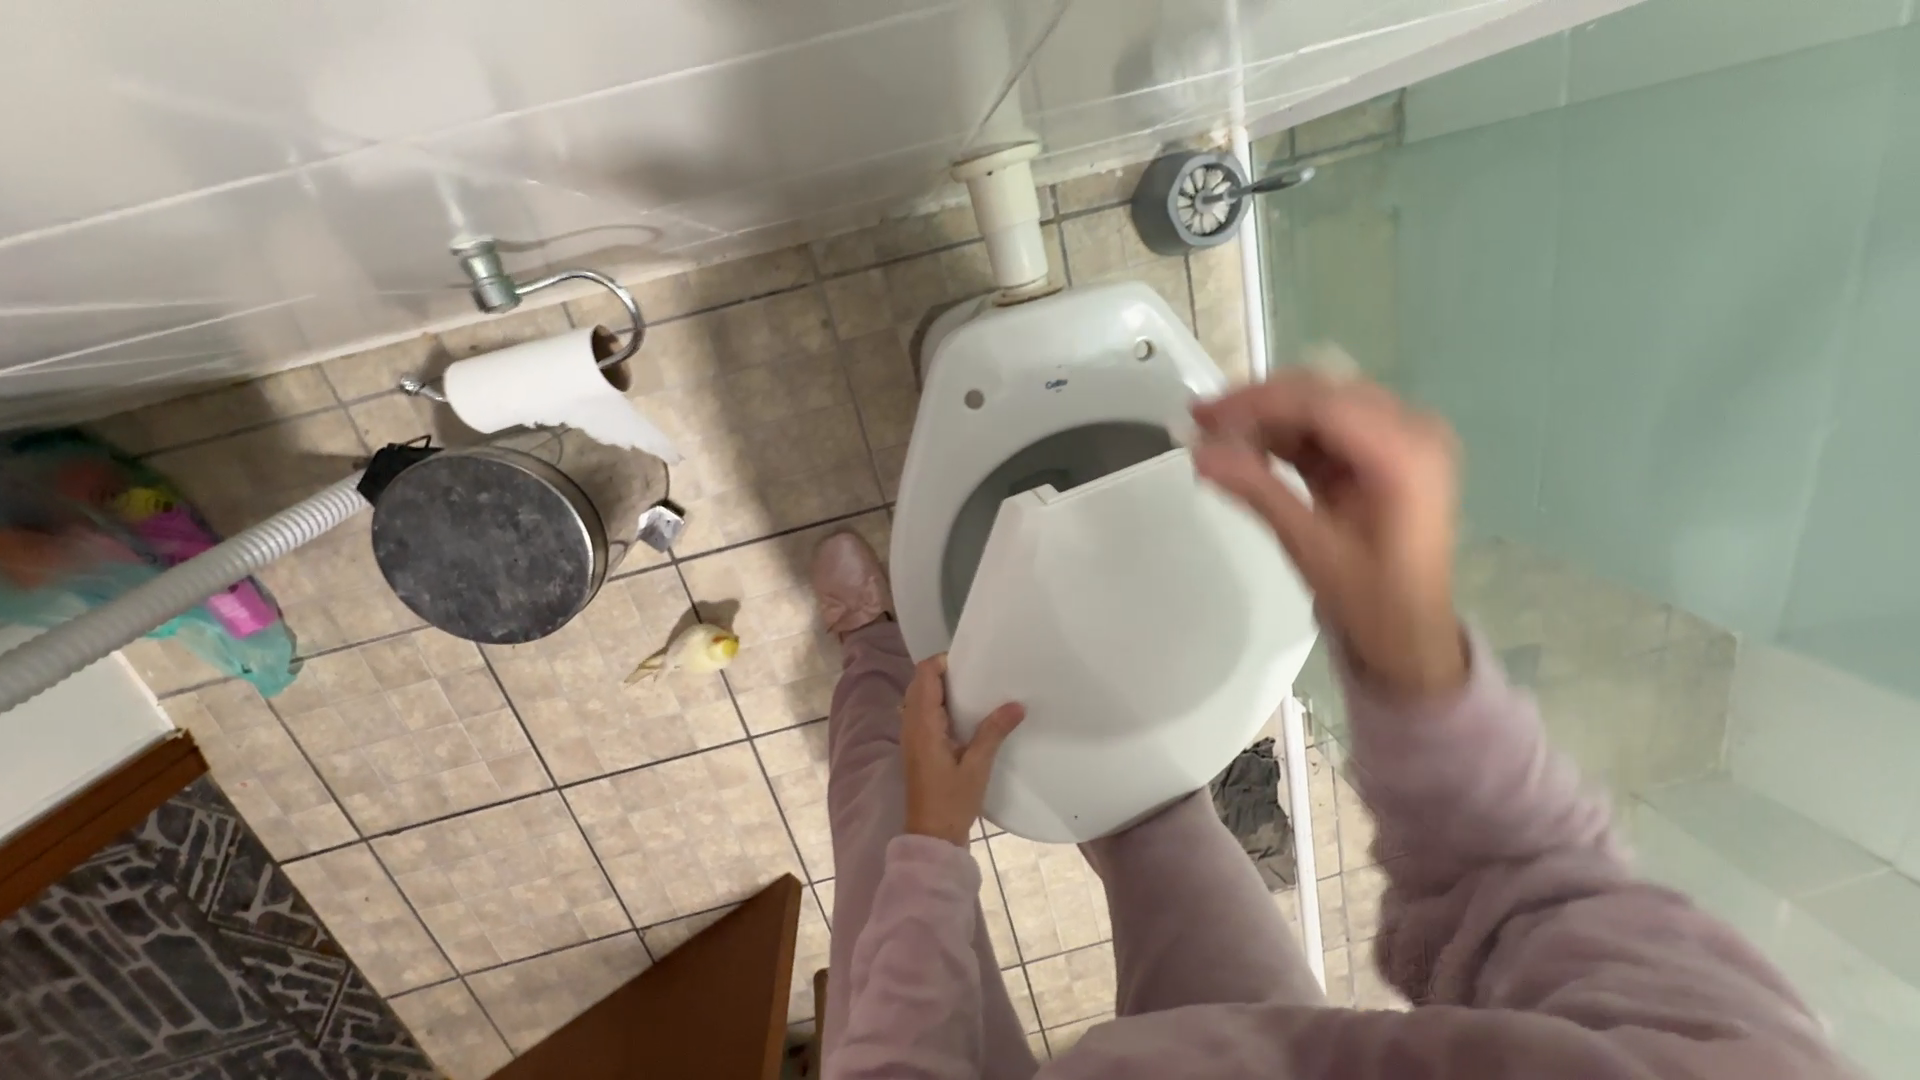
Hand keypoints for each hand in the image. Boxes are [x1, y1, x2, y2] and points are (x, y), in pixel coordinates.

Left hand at [901, 654, 1024, 846]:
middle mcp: (911, 725)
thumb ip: (993, 732)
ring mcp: (911, 736)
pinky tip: (966, 716)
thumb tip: (1016, 704)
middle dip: (946, 673)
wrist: (932, 837)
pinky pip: (923, 713)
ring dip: (943, 690)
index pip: (924, 675)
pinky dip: (940, 706)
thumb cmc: (951, 802)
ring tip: (975, 691)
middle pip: (921, 683)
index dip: (943, 662)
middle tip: (978, 675)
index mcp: (922, 724)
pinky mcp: (917, 747)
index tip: (971, 663)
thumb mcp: (977, 767)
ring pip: (921, 698)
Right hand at [1191, 368, 1467, 697]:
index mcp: (1407, 454)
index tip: (1203, 416)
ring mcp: (1400, 438)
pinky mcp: (1382, 451)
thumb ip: (1256, 490)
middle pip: (1323, 394)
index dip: (1258, 403)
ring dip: (1267, 419)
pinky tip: (1247, 449)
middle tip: (1201, 421)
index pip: (1323, 404)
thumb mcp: (1309, 545)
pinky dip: (1284, 435)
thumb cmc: (1370, 599)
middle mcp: (1412, 431)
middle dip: (1259, 405)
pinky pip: (1326, 427)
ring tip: (1215, 438)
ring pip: (1320, 406)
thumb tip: (1198, 453)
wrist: (1409, 633)